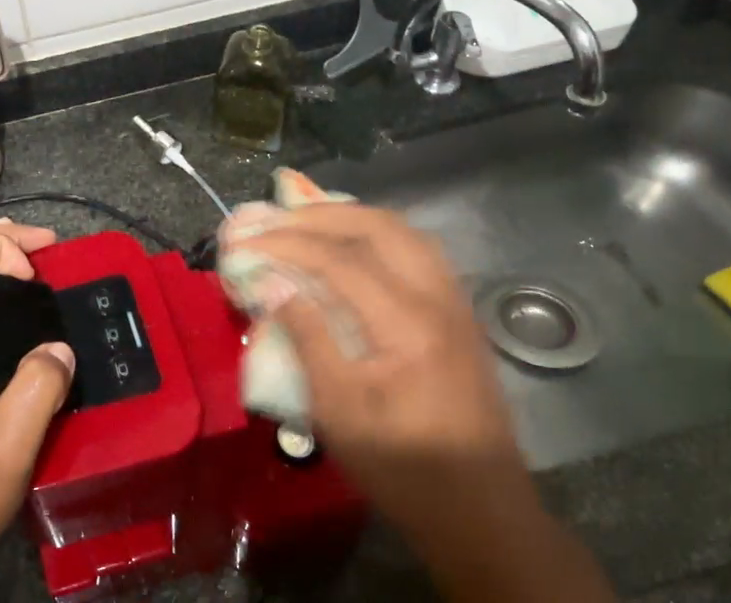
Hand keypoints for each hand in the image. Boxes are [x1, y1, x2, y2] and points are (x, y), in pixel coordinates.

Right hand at [221, 202, 527, 538]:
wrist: (482, 513)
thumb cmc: (402, 469)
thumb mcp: (340, 412)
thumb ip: (307, 339)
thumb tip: (273, 284)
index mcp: (408, 325)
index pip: (340, 260)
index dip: (288, 244)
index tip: (248, 241)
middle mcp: (439, 300)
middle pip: (380, 228)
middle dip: (322, 216)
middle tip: (276, 220)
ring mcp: (456, 305)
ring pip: (406, 233)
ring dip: (353, 219)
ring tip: (310, 225)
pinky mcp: (460, 317)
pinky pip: (419, 252)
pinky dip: (378, 236)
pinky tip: (353, 250)